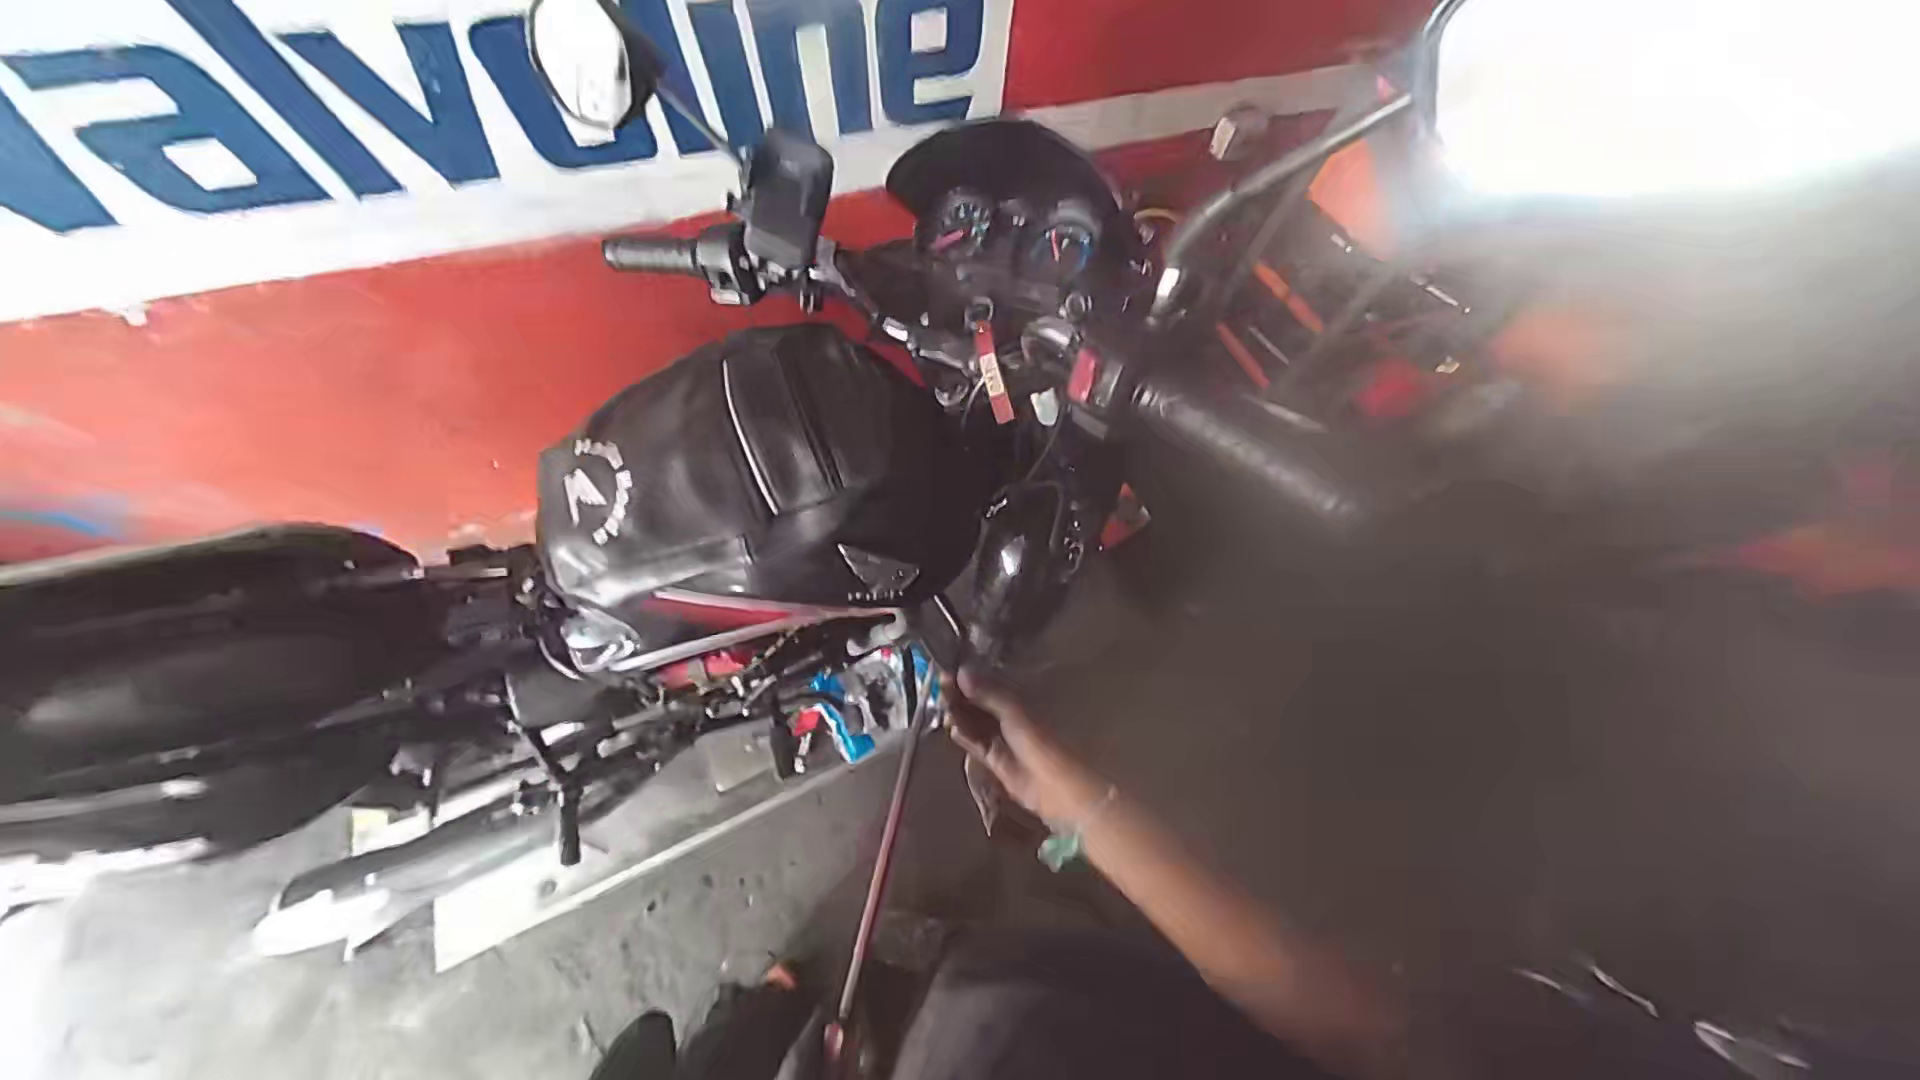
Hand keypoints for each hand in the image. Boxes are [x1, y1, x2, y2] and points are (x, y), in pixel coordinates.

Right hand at [942, 668, 1109, 827]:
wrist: (1060, 790)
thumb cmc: (1044, 743)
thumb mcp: (1015, 712)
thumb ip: (988, 693)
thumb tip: (962, 671)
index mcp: (1022, 699)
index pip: (991, 682)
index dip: (971, 676)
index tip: (951, 668)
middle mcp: (1011, 716)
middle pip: (980, 702)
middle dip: (961, 694)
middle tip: (940, 684)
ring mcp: (1004, 738)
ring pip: (975, 722)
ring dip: (960, 713)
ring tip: (942, 703)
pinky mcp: (996, 760)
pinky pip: (976, 744)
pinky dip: (965, 737)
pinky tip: (952, 729)